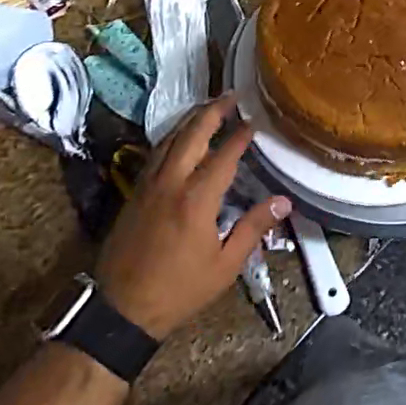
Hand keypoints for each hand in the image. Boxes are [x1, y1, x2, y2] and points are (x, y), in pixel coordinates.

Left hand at [95, 95, 290, 339]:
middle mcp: (171, 182)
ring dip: (191, 120)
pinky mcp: (135, 192)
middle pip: (192, 134)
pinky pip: (156, 153)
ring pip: (170, 139)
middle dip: (213, 112)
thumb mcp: (225, 265)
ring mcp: (148, 185)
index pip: (224, 155)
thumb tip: (283, 202)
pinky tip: (180, 138)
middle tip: (231, 97)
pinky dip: (172, 137)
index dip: (240, 136)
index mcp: (196, 199)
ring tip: (209, 108)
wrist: (122, 307)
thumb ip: (253, 228)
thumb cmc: (179, 289)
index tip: (255, 122)